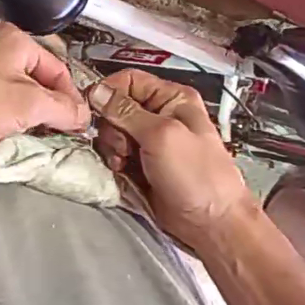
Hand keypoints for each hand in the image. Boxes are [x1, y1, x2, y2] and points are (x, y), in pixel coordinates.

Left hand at [0, 24, 90, 154]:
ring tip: (30, 134)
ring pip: (20, 95)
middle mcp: (0, 50)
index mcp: (17, 41)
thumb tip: (82, 116)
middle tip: (57, 132)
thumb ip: (62, 109)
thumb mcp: (27, 104)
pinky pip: (0, 105)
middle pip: (41, 82)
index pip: (60, 70)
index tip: (78, 125)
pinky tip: (6, 134)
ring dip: (28, 117)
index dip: (71, 99)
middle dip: (49, 109)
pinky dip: (8, 120)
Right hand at [88, 69, 259, 252]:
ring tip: (124, 162)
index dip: (108, 92)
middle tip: (123, 145)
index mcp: (172, 98)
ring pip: (111, 131)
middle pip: (115, 107)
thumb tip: (96, 90)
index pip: (129, 80)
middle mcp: (159, 115)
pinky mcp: (140, 163)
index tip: (94, 109)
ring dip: (111, 146)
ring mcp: (149, 141)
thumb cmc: (197, 176)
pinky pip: (114, 153)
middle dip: (111, 126)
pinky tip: (123, 171)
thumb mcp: (161, 135)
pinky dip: (113, 162)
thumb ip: (126, 111)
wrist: (210, 224)